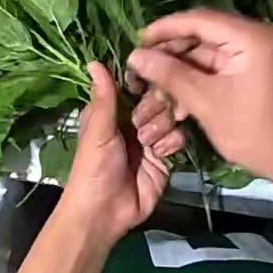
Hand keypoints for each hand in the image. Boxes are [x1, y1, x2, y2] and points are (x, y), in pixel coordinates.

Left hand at [53, 63, 185, 246]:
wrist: (105, 211)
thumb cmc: (94, 167)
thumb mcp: (98, 130)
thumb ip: (104, 97)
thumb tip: (94, 61)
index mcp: (112, 110)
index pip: (134, 85)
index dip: (144, 82)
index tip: (150, 79)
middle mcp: (132, 120)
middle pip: (157, 98)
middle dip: (154, 108)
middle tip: (140, 125)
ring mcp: (150, 137)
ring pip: (170, 116)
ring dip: (161, 127)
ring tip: (147, 143)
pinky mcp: (164, 156)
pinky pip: (178, 137)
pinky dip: (171, 143)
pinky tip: (160, 154)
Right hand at [125, 9, 272, 200]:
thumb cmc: (254, 132)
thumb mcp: (206, 102)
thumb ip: (169, 74)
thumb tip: (134, 55)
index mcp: (251, 37)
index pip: (198, 20)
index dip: (164, 29)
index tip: (135, 42)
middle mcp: (256, 36)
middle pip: (202, 33)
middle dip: (169, 49)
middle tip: (140, 65)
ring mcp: (256, 53)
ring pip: (206, 51)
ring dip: (179, 66)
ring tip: (151, 82)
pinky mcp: (253, 69)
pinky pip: (217, 65)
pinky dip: (195, 76)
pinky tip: (174, 94)